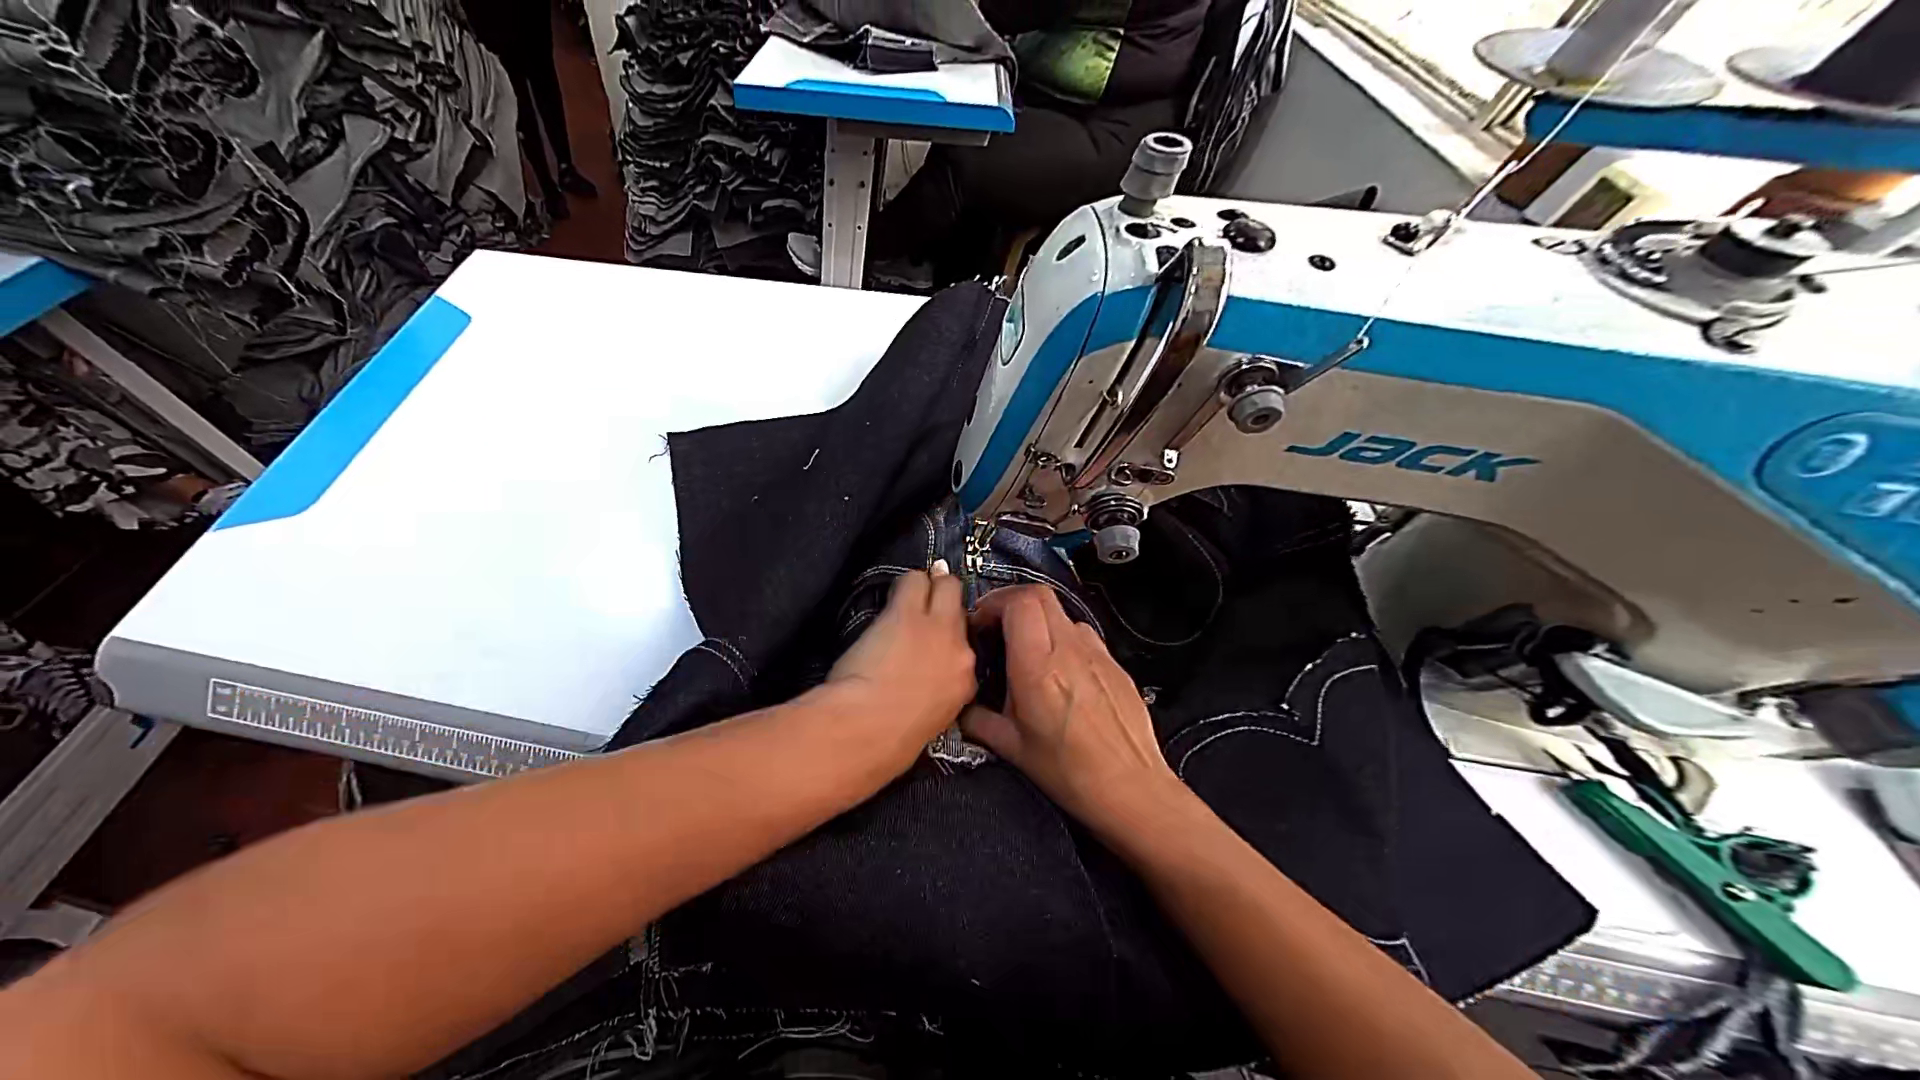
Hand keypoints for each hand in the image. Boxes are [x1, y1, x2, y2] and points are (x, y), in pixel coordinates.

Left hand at [827, 560, 975, 750]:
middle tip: (927, 603)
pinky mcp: (908, 613)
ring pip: (945, 585)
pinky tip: (891, 592)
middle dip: (947, 601)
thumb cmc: (890, 740)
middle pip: (962, 609)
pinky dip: (903, 584)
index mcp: (965, 684)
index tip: (934, 638)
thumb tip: (918, 690)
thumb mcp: (928, 722)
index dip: (949, 637)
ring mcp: (937, 628)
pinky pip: (914, 580)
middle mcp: (960, 652)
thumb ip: (932, 699)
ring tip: (906, 594)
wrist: (869, 729)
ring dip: (927, 586)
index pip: (967, 647)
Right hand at [962, 586, 1181, 827]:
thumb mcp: (1012, 749)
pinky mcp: (1115, 665)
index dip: (994, 603)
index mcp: (1038, 668)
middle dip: (1012, 603)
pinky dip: (1064, 641)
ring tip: (1028, 653)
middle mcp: (1070, 652)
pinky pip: (1084, 637)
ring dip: (1040, 622)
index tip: (981, 622)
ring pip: (1063, 615)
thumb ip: (979, 721)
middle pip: (1040, 595)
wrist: (1131, 789)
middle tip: (998, 627)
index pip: (1018, 602)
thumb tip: (963, 710)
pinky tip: (1059, 673)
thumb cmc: (1072, 773)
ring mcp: (1097, 655)